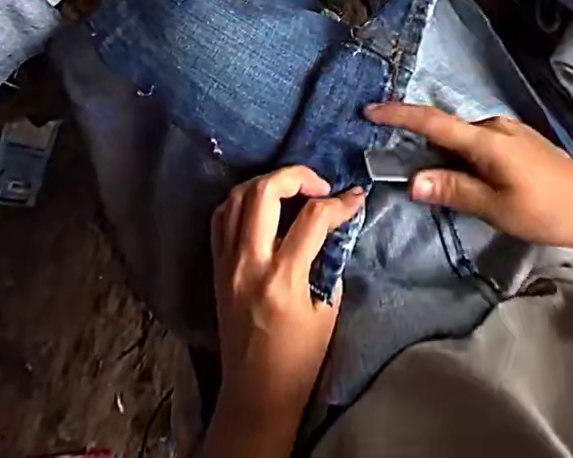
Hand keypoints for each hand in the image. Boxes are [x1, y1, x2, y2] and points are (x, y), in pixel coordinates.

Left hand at [205, 166, 364, 457]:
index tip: (356, 197)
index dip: (340, 201)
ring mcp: (226, 264)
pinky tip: (265, 204)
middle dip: (297, 176)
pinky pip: (223, 217)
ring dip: (270, 182)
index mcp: (281, 279)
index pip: (312, 218)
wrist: (255, 395)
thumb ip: (329, 259)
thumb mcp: (327, 307)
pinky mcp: (216, 267)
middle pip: (264, 192)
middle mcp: (247, 264)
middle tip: (320, 185)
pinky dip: (244, 199)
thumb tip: (337, 222)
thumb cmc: (299, 358)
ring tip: (294, 190)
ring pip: (238, 197)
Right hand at [363, 103, 572, 255]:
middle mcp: (497, 126)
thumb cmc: (547, 211)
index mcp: (487, 140)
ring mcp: (513, 131)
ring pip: (467, 138)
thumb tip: (412, 180)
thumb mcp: (496, 208)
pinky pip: (483, 142)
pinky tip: (471, 177)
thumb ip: (454, 190)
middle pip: (449, 130)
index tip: (370, 110)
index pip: (434, 122)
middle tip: (400, 165)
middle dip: (422, 143)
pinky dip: (467, 155)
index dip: (400, 115)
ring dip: (447, 153)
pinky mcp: (523, 141)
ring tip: (436, 180)